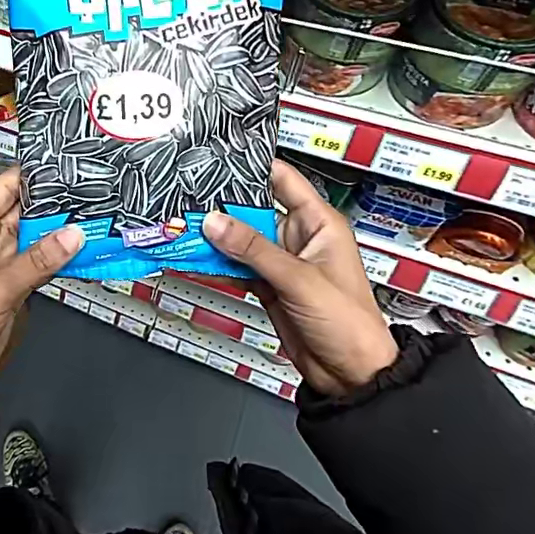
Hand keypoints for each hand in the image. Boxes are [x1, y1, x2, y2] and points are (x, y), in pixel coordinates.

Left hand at [0, 167, 82, 388]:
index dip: (31, 174)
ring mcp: (1, 262)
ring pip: (36, 236)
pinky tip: (82, 249)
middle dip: (55, 202)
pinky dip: (59, 255)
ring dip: (60, 230)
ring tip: (93, 216)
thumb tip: (72, 235)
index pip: (3, 189)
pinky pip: (40, 261)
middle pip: (25, 210)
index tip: (62, 164)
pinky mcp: (13, 283)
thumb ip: (36, 261)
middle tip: (90, 191)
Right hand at [202, 161, 396, 396]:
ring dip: (215, 237)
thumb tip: (215, 222)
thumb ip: (254, 250)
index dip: (254, 166)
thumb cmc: (349, 324)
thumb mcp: (299, 280)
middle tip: (188, 196)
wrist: (351, 377)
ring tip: (183, 225)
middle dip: (222, 206)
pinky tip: (195, 257)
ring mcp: (280, 262)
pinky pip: (236, 266)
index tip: (221, 157)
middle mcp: (298, 238)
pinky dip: (216, 263)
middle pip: (253, 210)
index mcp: (318, 224)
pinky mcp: (267, 285)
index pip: (283, 180)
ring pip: (240, 239)